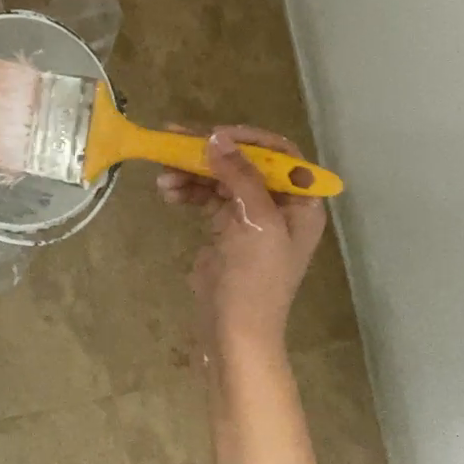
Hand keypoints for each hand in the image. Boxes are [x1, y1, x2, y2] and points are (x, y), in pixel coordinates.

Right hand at [157, 126, 326, 353]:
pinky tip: (167, 192)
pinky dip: (186, 189)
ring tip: (164, 176)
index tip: (214, 135)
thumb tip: (216, 137)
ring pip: (219, 175)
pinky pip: (205, 194)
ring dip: (190, 171)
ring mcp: (250, 215)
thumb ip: (240, 176)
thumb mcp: (256, 222)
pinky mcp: (224, 226)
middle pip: (243, 161)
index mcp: (299, 203)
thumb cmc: (257, 278)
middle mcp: (277, 204)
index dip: (249, 139)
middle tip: (173, 139)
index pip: (280, 154)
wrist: (235, 328)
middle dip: (208, 152)